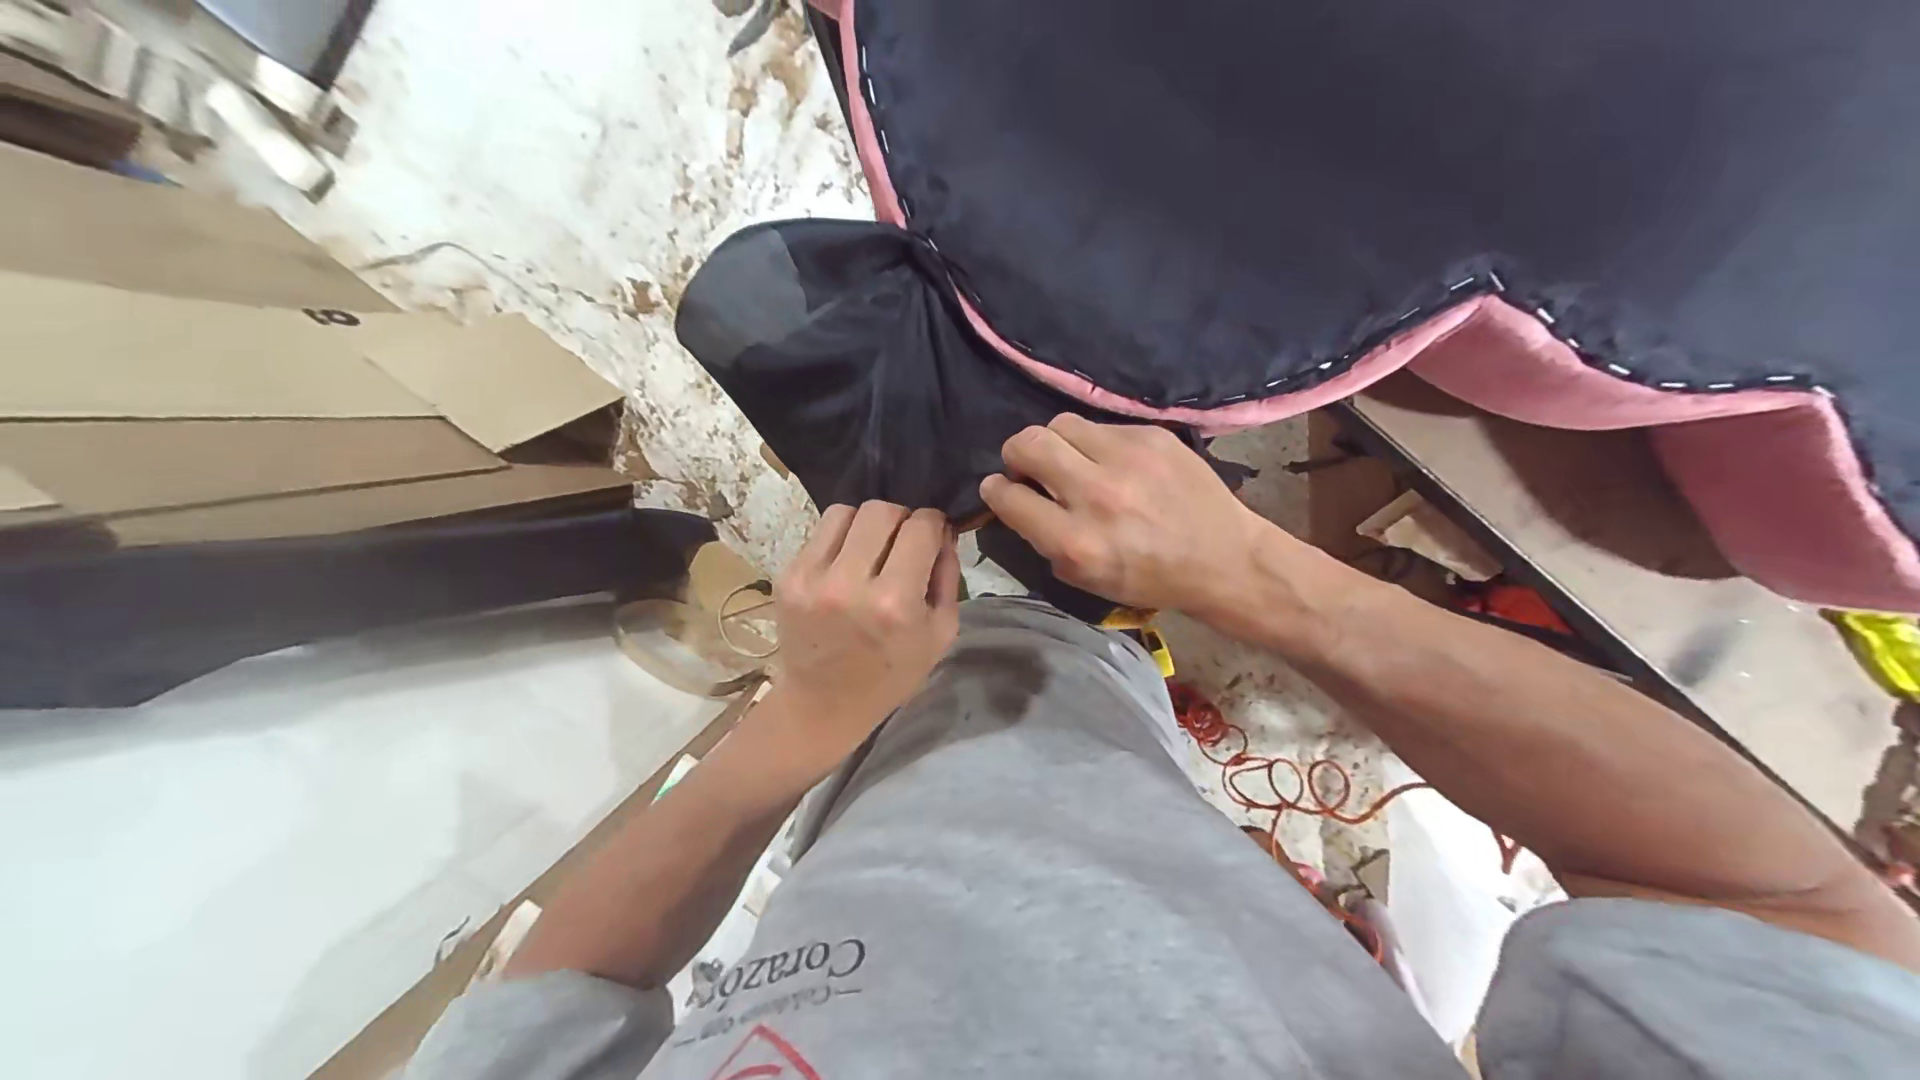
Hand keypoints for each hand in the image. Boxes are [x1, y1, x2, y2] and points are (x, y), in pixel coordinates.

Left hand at [765, 501, 961, 766]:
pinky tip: (846, 566)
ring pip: (845, 511)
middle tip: (903, 541)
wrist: (823, 704)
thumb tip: (943, 529)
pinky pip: (820, 533)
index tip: (933, 534)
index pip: (920, 527)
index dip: (933, 523)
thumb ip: (947, 575)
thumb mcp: (940, 634)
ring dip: (866, 524)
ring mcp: (810, 579)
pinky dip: (840, 541)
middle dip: (901, 518)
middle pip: (880, 510)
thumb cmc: (891, 674)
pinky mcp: (787, 577)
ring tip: (871, 549)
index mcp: (894, 603)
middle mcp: (849, 585)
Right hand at [979, 415, 1285, 615]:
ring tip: (1069, 460)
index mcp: (1076, 541)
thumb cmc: (1148, 578)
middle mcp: (1096, 495)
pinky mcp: (1152, 437)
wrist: (1223, 559)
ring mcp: (1127, 459)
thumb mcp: (1084, 578)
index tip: (999, 488)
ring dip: (1054, 442)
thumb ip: (1044, 540)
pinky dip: (1094, 443)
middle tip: (1028, 467)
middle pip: (1026, 444)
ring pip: (1060, 424)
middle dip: (1015, 454)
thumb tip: (1018, 502)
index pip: (1008, 497)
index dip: (995, 490)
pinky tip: (1112, 462)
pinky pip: (1100, 426)